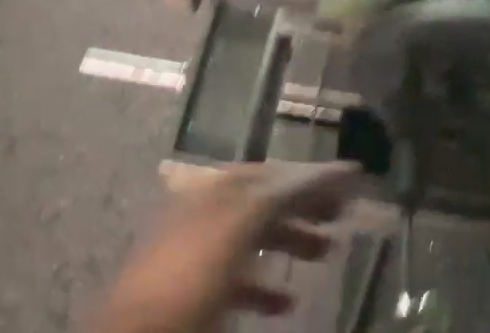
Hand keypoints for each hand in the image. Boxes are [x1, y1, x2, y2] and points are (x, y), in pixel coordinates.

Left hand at [92, 162, 361, 332]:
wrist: (136, 330)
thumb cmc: (191, 276)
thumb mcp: (240, 227)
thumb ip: (281, 197)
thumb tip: (329, 171)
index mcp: (220, 190)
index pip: (277, 173)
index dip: (315, 174)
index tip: (353, 175)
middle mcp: (209, 208)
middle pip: (266, 199)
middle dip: (306, 205)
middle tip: (342, 216)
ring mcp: (198, 247)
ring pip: (253, 235)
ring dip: (291, 240)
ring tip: (326, 254)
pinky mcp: (190, 286)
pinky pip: (235, 274)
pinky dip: (263, 283)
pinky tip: (285, 304)